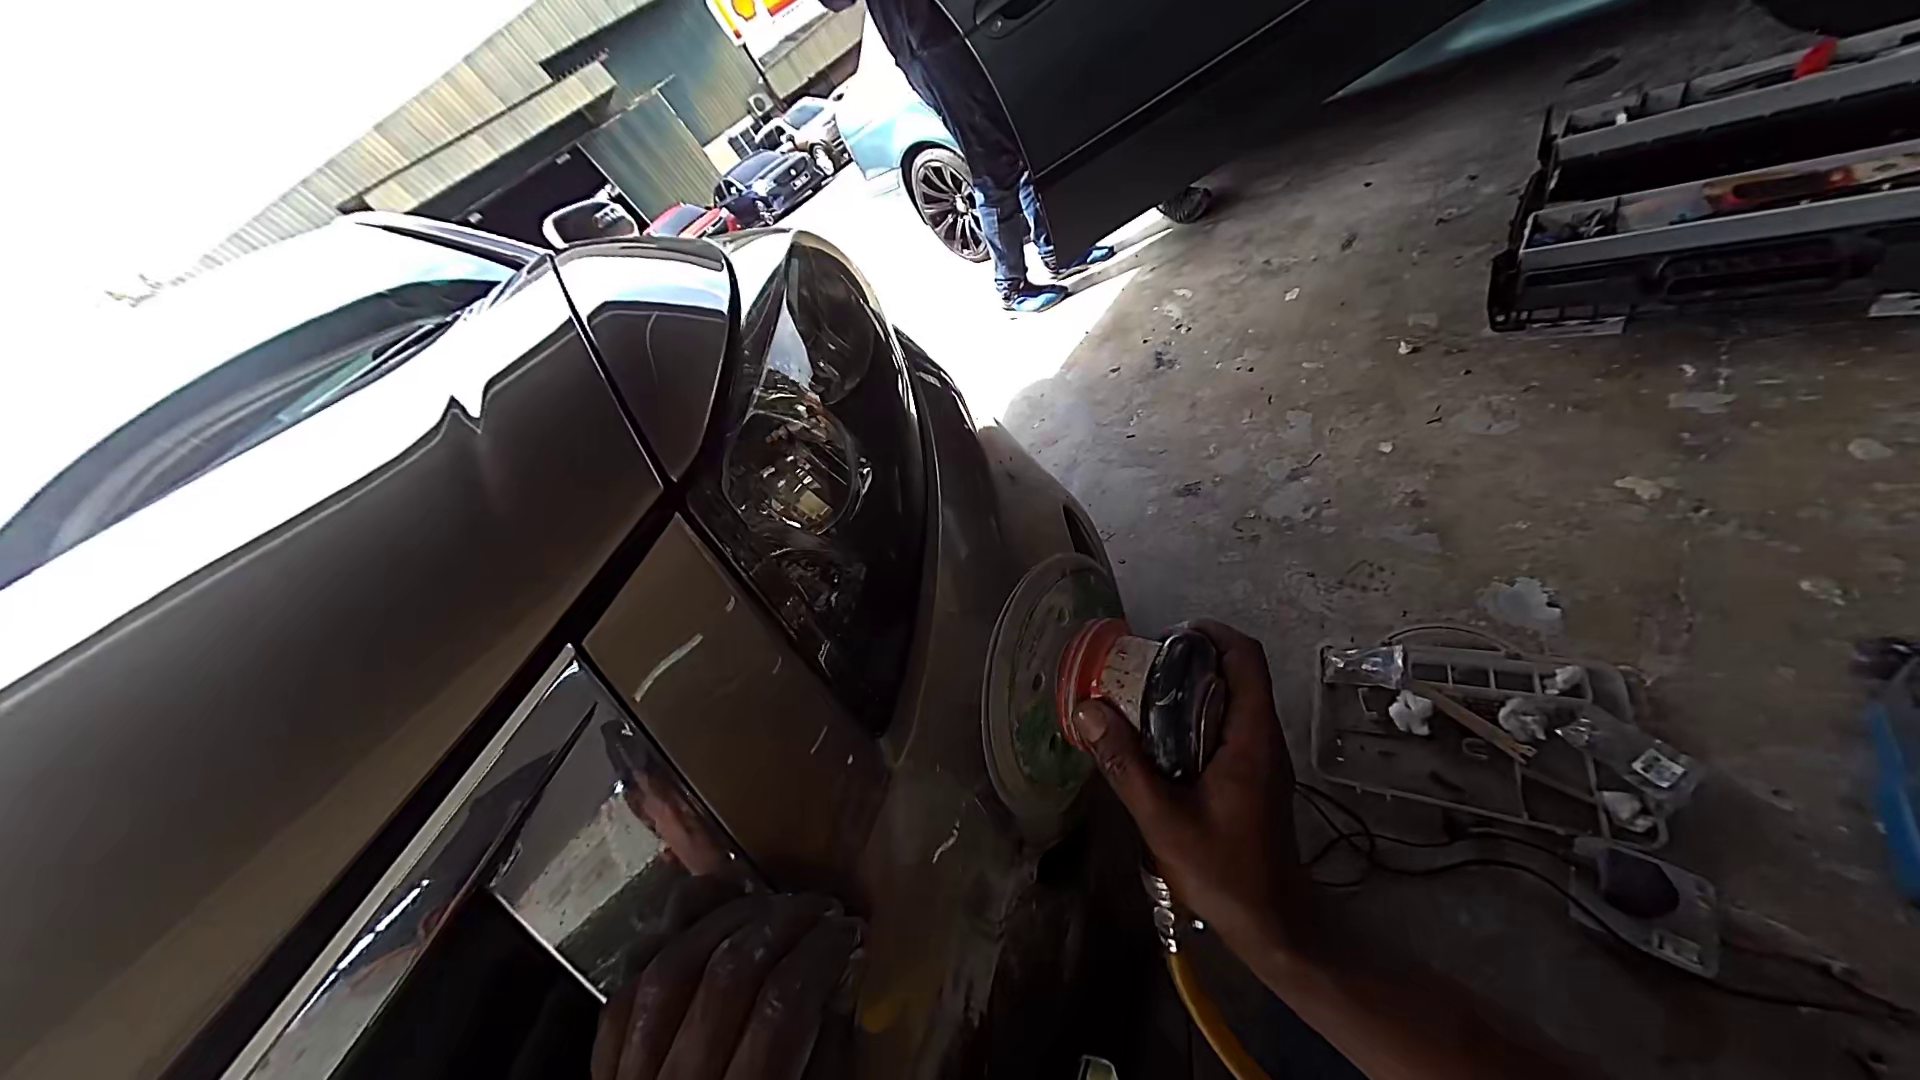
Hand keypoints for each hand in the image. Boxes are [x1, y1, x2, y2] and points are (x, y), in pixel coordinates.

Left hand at [592, 893, 863, 1079]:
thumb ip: (828, 1056)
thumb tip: (845, 969)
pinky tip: (707, 934)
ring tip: (771, 906)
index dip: (822, 953)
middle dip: (784, 923)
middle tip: (821, 908)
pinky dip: (667, 955)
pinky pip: (624, 1003)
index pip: (782, 1007)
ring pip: (670, 972)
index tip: (852, 930)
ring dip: (728, 921)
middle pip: (727, 977)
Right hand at [1069, 619, 1313, 953]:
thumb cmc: (1225, 871)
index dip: (1212, 633)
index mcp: (1251, 737)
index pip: (1248, 659)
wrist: (1272, 922)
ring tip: (1141, 693)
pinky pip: (1224, 721)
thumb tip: (1087, 711)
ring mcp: (1260, 754)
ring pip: (1231, 695)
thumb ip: (1124, 765)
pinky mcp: (1251, 770)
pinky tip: (1157, 734)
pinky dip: (1193, 711)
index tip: (1167, 636)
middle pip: (1237, 670)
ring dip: (1190, 683)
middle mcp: (1262, 736)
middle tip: (1141, 665)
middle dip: (1191, 655)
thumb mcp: (1164, 819)